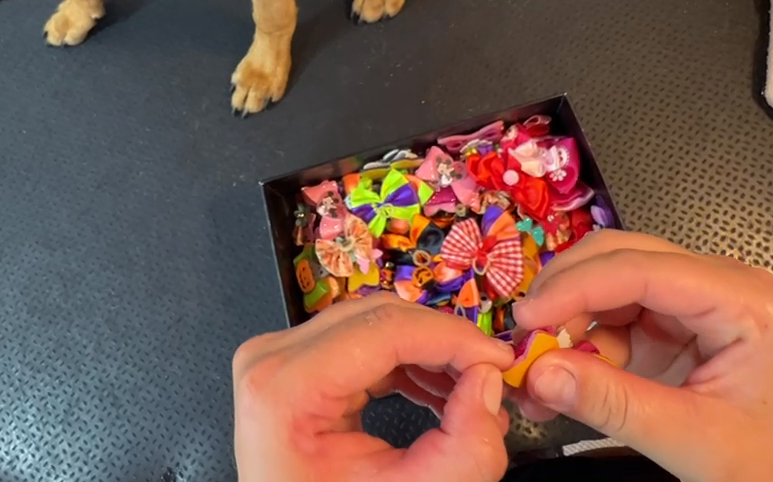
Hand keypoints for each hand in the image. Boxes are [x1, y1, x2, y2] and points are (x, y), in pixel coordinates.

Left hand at [233, 293, 514, 481]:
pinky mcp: (293, 365)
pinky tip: (438, 393)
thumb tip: (488, 385)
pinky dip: (405, 364)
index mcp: (284, 387)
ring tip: (471, 394)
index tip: (499, 359)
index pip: (383, 328)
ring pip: (373, 325)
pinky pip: (360, 344)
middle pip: (378, 318)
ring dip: (429, 353)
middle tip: (492, 378)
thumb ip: (460, 454)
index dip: (450, 337)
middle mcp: (273, 357)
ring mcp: (279, 356)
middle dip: (444, 344)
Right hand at [511, 231, 772, 481]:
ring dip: (568, 318)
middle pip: (620, 259)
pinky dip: (582, 341)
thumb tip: (535, 373)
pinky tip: (559, 371)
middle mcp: (717, 282)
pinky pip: (614, 315)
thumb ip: (613, 404)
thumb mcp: (695, 444)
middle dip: (567, 293)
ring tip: (534, 360)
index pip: (641, 270)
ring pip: (609, 283)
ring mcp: (695, 299)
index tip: (525, 318)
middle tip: (523, 333)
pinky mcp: (677, 322)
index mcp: (742, 298)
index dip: (575, 287)